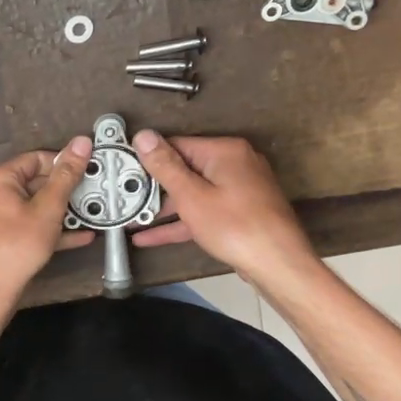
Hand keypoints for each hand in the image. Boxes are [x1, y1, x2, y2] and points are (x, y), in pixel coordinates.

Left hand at [0, 139, 94, 303]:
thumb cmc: (19, 245)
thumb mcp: (49, 208)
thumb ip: (66, 176)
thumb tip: (81, 143)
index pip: (35, 159)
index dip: (63, 164)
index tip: (85, 172)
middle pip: (33, 182)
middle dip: (63, 190)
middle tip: (89, 195)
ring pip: (31, 205)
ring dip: (59, 211)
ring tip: (87, 214)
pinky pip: (25, 223)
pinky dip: (47, 227)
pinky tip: (77, 235)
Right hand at [129, 132, 316, 286]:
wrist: (277, 264)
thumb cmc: (235, 227)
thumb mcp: (191, 196)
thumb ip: (165, 166)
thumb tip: (144, 136)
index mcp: (224, 151)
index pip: (175, 145)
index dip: (147, 160)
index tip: (123, 174)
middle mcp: (234, 163)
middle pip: (183, 169)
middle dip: (153, 188)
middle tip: (123, 199)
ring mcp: (237, 188)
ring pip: (191, 192)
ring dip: (162, 209)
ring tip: (130, 220)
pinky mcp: (237, 210)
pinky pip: (202, 209)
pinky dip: (180, 221)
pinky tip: (149, 236)